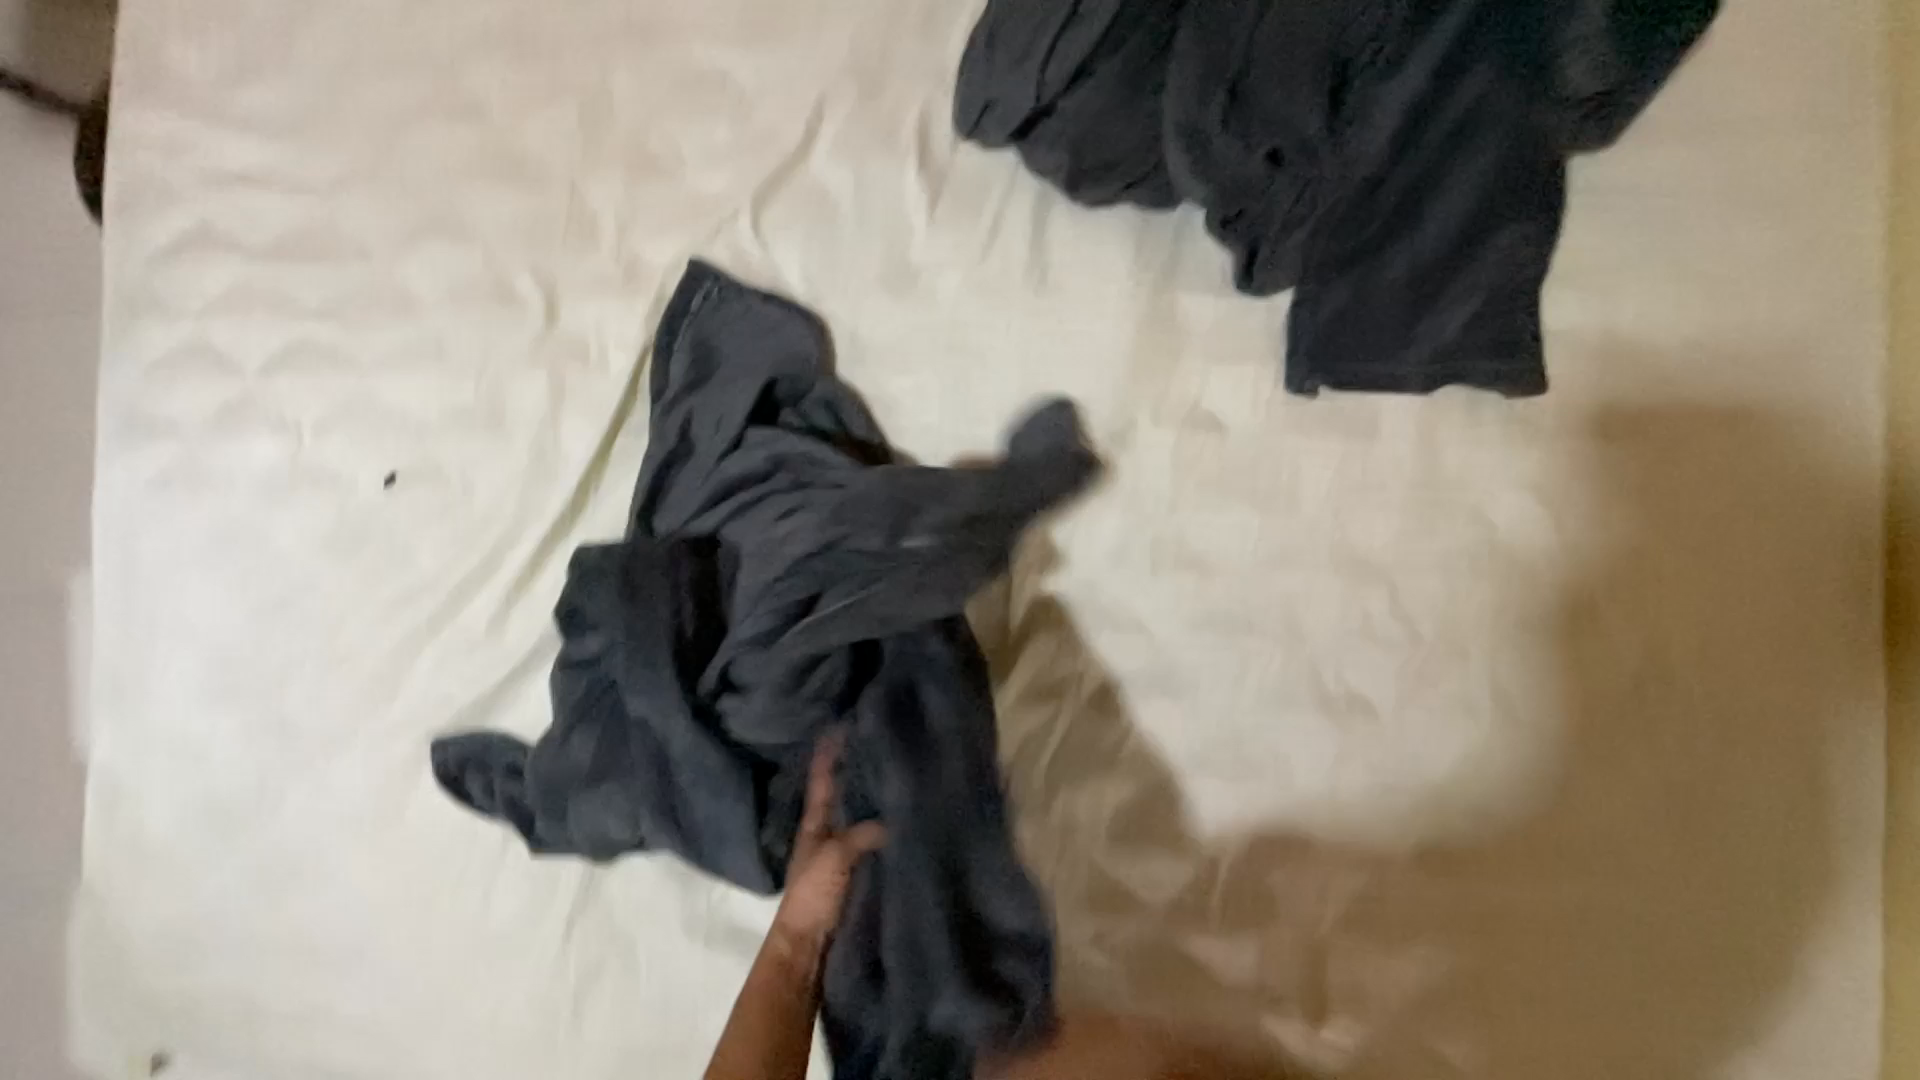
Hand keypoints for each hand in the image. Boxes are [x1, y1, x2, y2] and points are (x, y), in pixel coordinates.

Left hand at [771, 732, 885, 955]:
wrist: (808, 949)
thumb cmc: (813, 897)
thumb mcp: (834, 857)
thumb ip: (862, 833)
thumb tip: (896, 820)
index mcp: (814, 822)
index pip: (823, 777)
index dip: (830, 751)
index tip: (843, 723)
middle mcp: (829, 831)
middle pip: (846, 793)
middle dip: (860, 769)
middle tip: (887, 742)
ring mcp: (844, 853)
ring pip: (863, 815)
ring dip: (877, 797)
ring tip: (904, 773)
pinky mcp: (861, 873)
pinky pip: (878, 841)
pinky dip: (891, 827)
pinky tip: (911, 818)